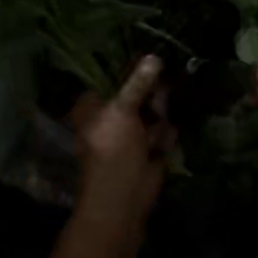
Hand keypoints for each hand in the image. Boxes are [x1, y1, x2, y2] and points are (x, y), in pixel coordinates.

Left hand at [69, 55, 174, 213]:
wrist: (124, 200)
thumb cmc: (113, 151)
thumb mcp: (122, 111)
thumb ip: (138, 84)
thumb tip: (154, 57)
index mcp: (93, 102)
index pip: (114, 74)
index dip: (133, 69)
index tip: (153, 61)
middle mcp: (111, 112)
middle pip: (139, 90)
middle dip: (152, 98)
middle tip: (153, 108)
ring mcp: (131, 129)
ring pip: (155, 109)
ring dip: (159, 120)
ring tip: (151, 137)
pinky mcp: (148, 145)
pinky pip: (163, 128)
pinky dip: (163, 136)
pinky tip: (157, 148)